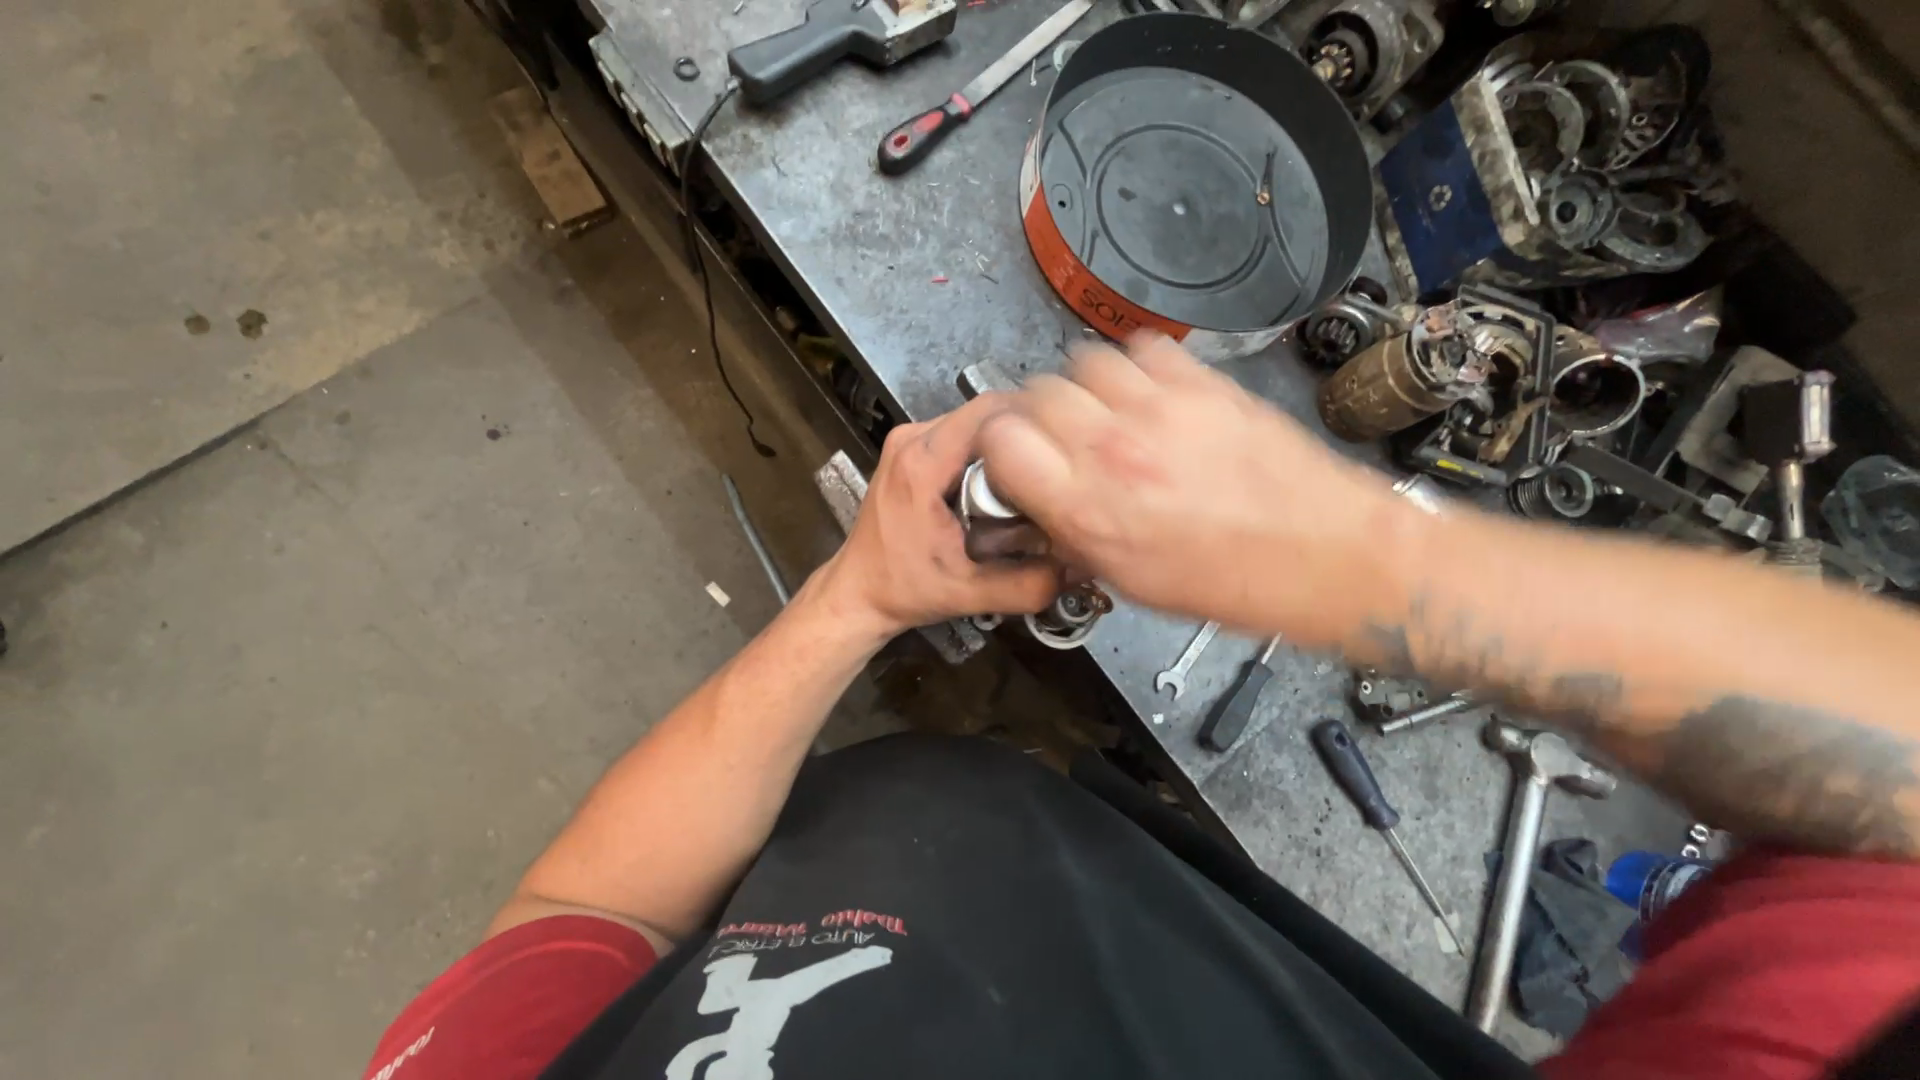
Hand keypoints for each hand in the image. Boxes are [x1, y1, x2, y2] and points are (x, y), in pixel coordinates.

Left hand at [807, 394, 1060, 641]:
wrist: (857, 593)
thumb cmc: (903, 589)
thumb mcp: (971, 593)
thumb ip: (1030, 584)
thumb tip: (1083, 565)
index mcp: (922, 464)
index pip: (989, 413)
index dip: (1034, 422)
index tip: (1066, 447)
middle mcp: (913, 439)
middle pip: (985, 413)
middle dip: (1026, 435)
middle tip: (1058, 466)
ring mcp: (909, 440)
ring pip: (975, 421)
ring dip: (1008, 443)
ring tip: (1037, 476)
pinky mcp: (911, 450)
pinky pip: (962, 434)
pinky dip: (989, 451)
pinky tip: (1007, 482)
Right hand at [976, 334, 1416, 643]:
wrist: (1324, 556)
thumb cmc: (1234, 583)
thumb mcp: (1129, 579)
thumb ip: (1073, 533)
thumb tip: (1045, 504)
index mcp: (1089, 509)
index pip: (1001, 440)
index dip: (998, 445)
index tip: (1012, 454)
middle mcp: (1116, 451)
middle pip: (1037, 392)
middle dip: (1037, 413)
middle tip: (1058, 434)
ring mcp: (1161, 410)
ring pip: (1085, 363)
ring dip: (1083, 386)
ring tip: (1103, 411)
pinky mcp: (1203, 385)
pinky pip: (1143, 349)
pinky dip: (1134, 365)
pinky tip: (1145, 394)